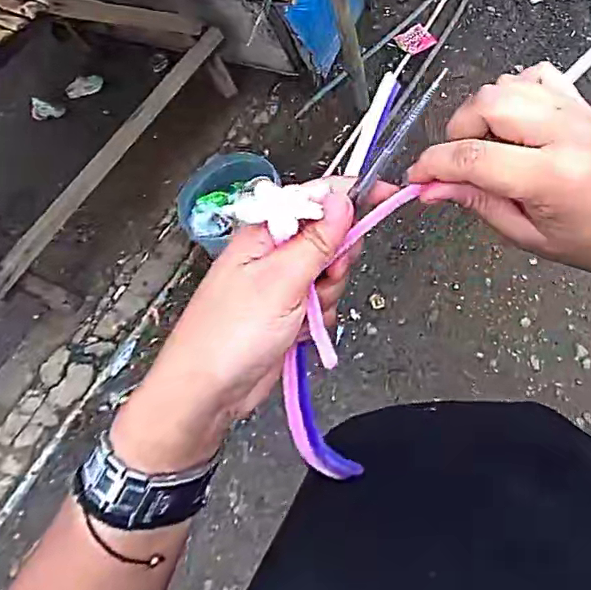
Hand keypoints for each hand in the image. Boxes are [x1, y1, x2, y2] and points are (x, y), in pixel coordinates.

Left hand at [111, 176, 389, 471]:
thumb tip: (342, 200)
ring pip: (331, 271)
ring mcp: (282, 280)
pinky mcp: (289, 307)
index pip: (317, 198)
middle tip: (323, 279)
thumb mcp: (281, 281)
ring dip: (327, 294)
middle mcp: (274, 250)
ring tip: (303, 311)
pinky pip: (324, 300)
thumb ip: (317, 240)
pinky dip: (320, 316)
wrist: (206, 395)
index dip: (352, 195)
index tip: (384, 194)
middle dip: (336, 260)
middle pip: (331, 236)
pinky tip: (300, 329)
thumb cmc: (226, 336)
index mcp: (266, 230)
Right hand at [406, 63, 590, 284]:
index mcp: (553, 176)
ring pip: (504, 84)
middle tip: (457, 160)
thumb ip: (475, 202)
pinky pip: (533, 75)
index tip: (418, 176)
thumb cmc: (590, 241)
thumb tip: (431, 186)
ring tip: (488, 143)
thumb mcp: (526, 234)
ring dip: (482, 112)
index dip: (434, 164)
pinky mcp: (579, 102)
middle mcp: (565, 134)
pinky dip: (512, 91)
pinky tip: (514, 120)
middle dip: (457, 131)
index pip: (474, 156)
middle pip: (486, 105)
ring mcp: (575, 112)